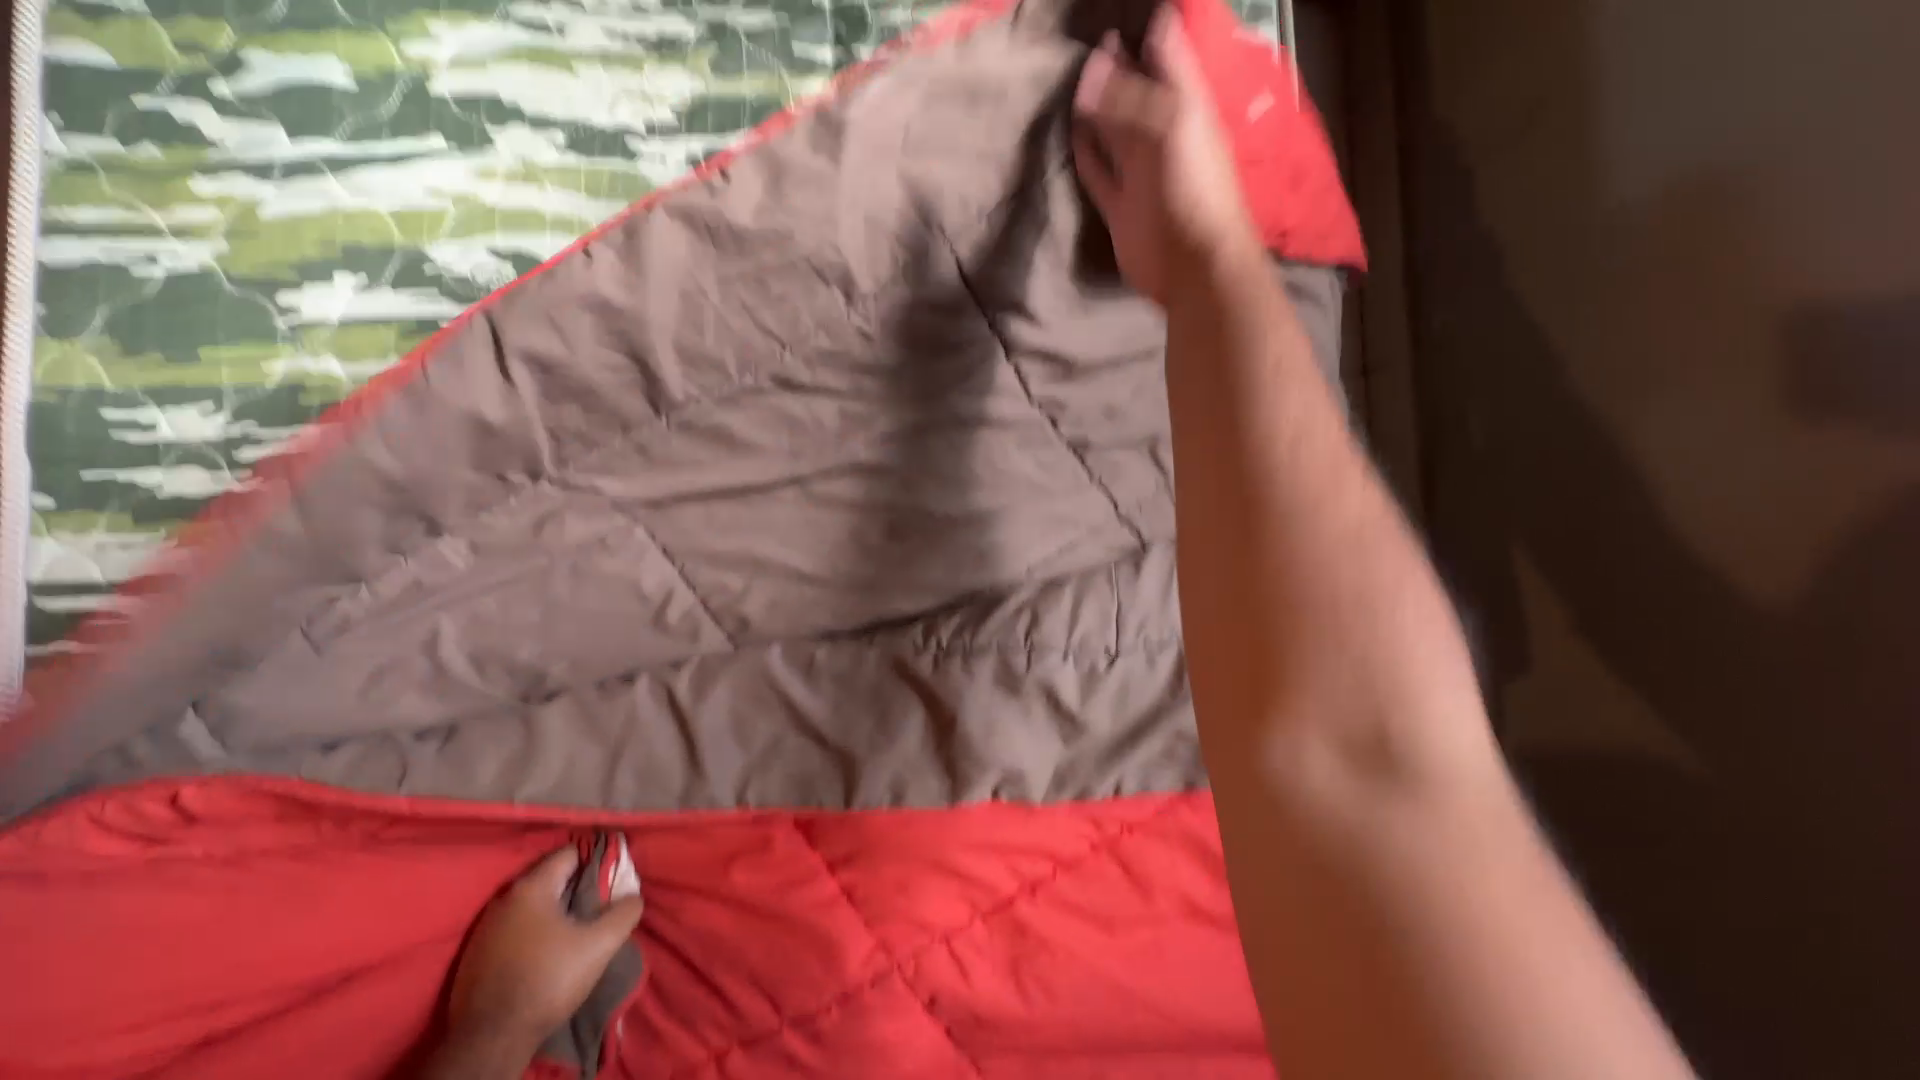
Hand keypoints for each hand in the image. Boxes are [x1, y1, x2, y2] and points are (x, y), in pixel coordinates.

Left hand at [445, 846, 643, 1057]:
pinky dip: (534, 932)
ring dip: (555, 912)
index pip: (569, 854)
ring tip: (577, 930)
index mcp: (532, 888)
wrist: (491, 1039)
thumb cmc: (548, 980)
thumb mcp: (599, 946)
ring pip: (531, 907)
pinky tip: (547, 954)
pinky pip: (515, 929)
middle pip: (550, 879)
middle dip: (577, 888)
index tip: (614, 876)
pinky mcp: (476, 955)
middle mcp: (504, 900)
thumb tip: (633, 896)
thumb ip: (623, 913)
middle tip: (601, 906)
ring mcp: (486, 928)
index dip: (596, 860)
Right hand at [1071, 7, 1258, 306]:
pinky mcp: (1120, 206)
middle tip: (1095, 38)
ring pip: (1114, 129)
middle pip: (1138, 92)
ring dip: (1098, 105)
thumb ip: (1130, 99)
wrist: (1192, 265)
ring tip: (1077, 74)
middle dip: (1121, 65)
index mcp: (1186, 110)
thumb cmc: (1193, 191)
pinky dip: (1085, 151)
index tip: (1131, 12)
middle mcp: (1163, 136)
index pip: (1170, 59)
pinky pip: (1098, 171)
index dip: (1154, 32)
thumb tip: (1094, 66)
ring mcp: (1140, 172)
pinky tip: (1072, 130)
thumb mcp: (1170, 128)